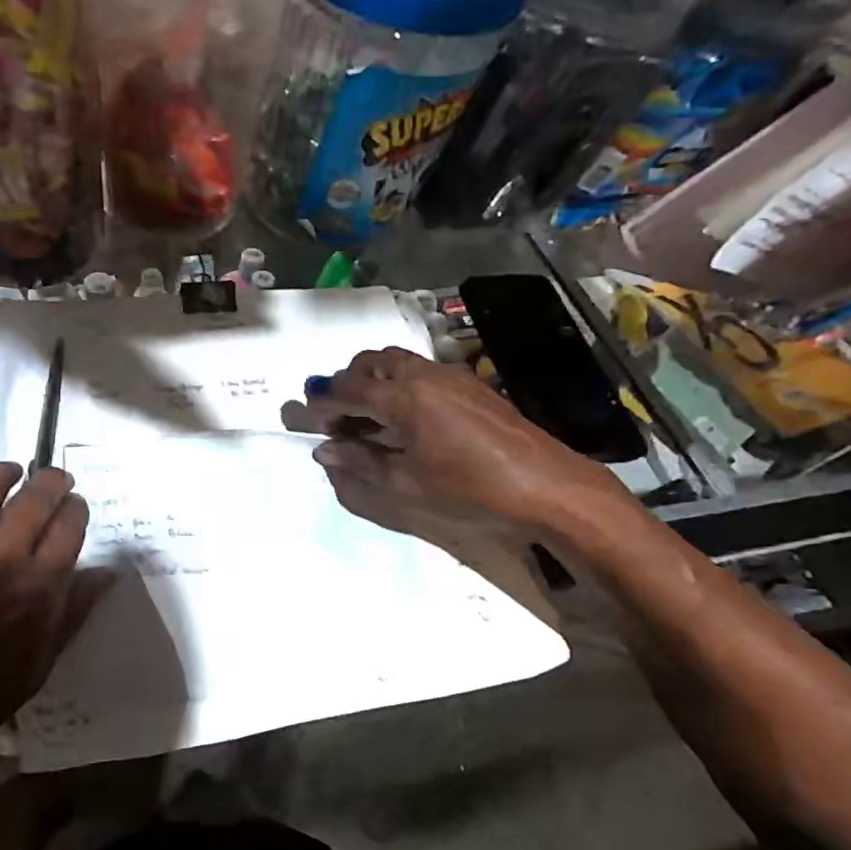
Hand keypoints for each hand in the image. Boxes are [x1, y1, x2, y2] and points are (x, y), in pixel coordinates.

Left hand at [0, 462, 110, 801]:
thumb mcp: (32, 671)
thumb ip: (70, 613)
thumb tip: (104, 574)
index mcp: (35, 591)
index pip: (70, 525)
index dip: (77, 510)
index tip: (75, 508)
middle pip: (36, 495)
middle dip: (53, 482)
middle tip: (55, 481)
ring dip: (7, 475)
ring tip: (12, 475)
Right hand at [280, 347, 628, 537]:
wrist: (546, 486)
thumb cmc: (470, 489)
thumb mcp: (406, 483)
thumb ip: (360, 463)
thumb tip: (324, 451)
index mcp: (404, 397)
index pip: (349, 391)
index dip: (323, 405)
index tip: (305, 418)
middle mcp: (423, 374)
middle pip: (370, 362)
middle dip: (345, 383)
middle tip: (335, 416)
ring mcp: (449, 375)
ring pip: (396, 360)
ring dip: (372, 379)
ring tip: (366, 414)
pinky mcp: (469, 384)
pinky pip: (419, 369)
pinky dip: (397, 382)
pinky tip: (402, 415)